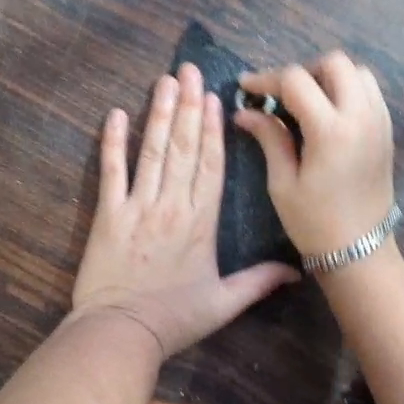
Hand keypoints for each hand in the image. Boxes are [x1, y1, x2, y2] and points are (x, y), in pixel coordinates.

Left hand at [73, 63, 300, 356]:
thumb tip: (296, 272)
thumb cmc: (174, 319)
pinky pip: (111, 171)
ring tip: (165, 80)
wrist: (121, 332)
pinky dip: (112, 142)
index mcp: (202, 222)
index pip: (210, 165)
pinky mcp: (106, 214)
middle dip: (188, 106)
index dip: (212, 129)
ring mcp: (138, 206)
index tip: (214, 98)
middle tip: (190, 70)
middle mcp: (172, 205)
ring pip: (152, 151)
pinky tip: (115, 114)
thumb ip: (259, 282)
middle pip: (184, 147)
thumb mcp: (224, 303)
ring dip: (159, 113)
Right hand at [233, 52, 395, 256]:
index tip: (245, 88)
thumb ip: (269, 138)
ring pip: (358, 72)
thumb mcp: (283, 183)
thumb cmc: (314, 223)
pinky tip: (327, 113)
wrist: (360, 251)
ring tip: (306, 101)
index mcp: (331, 130)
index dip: (266, 78)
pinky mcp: (387, 131)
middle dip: (303, 71)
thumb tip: (244, 112)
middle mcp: (361, 117)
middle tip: (281, 94)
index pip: (296, 80)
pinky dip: (347, 90)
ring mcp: (379, 122)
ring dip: (329, 77)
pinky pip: (370, 92)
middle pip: (334, 63)